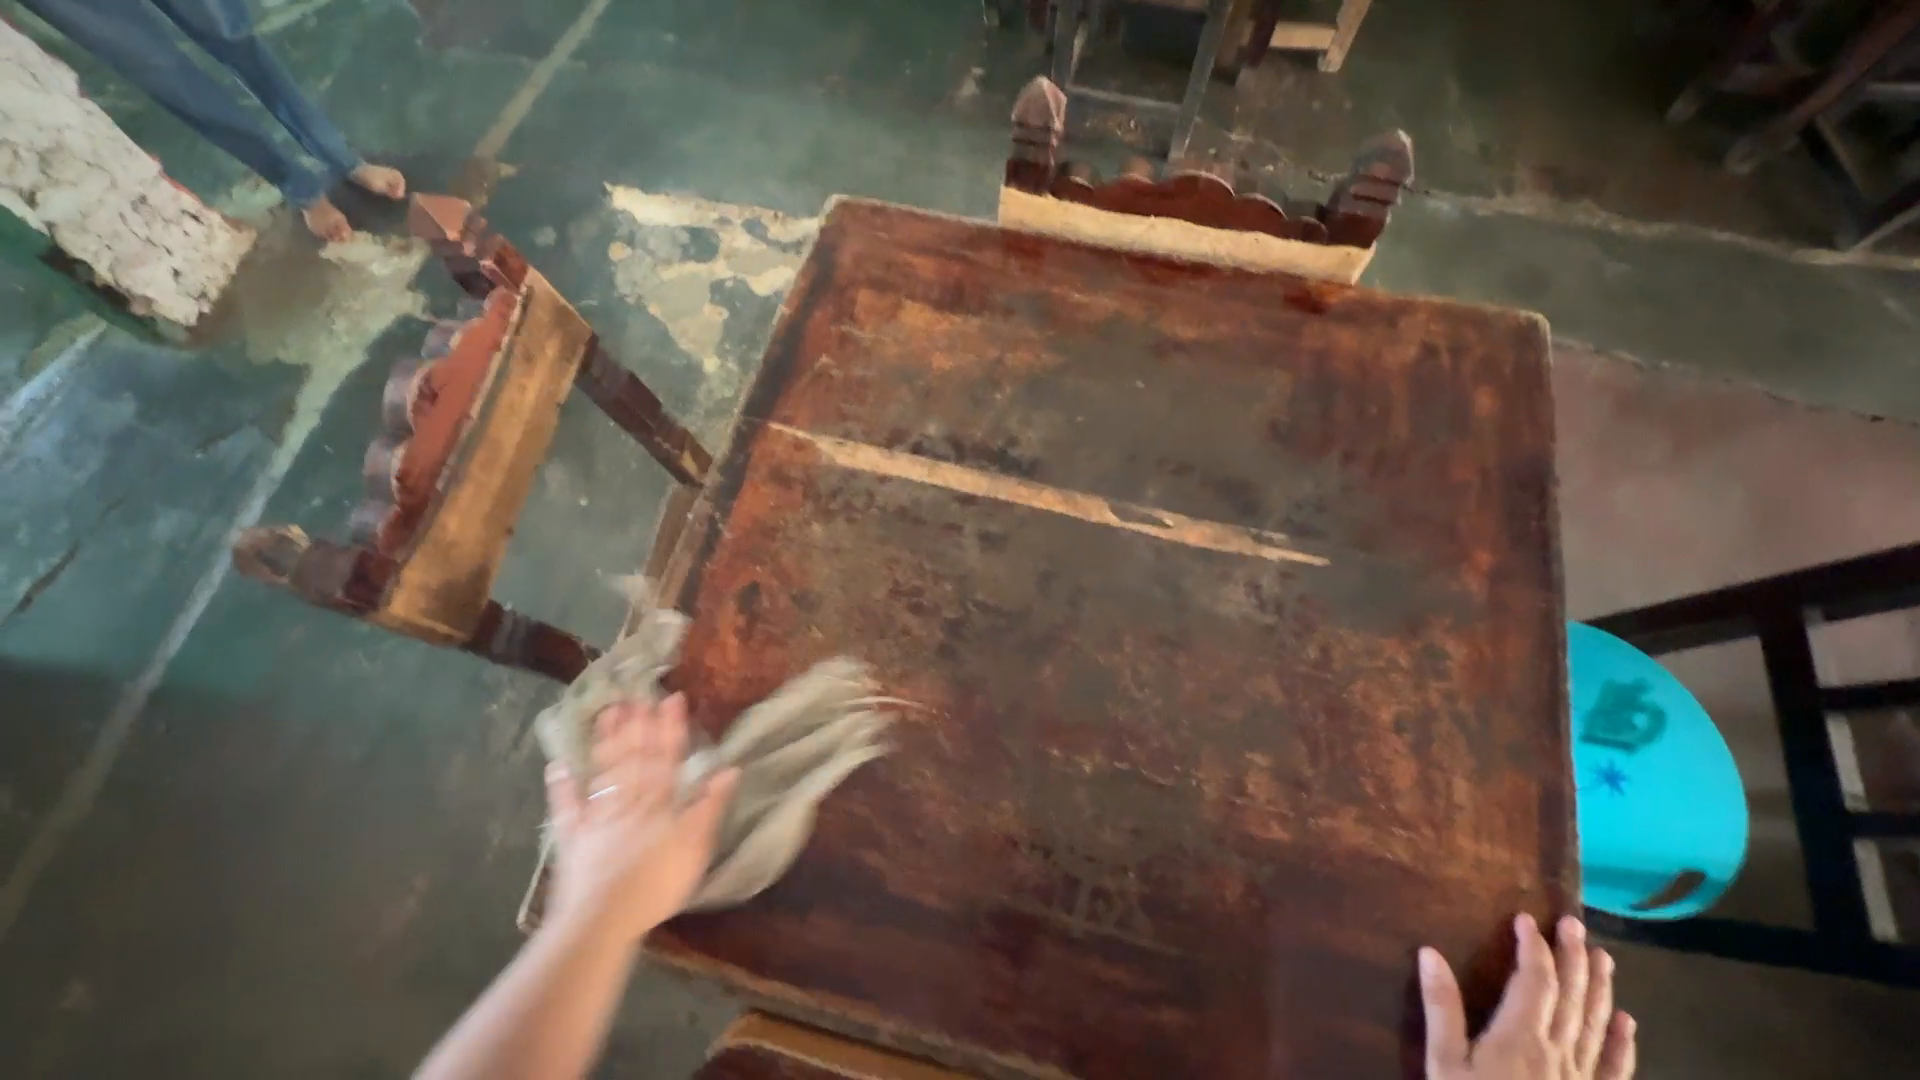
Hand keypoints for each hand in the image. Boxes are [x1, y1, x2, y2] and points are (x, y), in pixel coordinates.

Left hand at [543, 693, 739, 945]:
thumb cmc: (655, 885)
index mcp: (660, 804)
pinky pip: (567, 808)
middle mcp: (628, 802)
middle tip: (635, 694)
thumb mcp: (695, 847)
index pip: (667, 758)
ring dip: (606, 742)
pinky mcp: (573, 839)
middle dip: (637, 726)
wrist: (601, 919)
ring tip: (608, 712)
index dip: (670, 728)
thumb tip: (728, 769)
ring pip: (605, 773)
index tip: (670, 698)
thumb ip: (709, 807)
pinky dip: (562, 787)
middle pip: (634, 759)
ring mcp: (597, 818)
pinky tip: (557, 765)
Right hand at [1420, 915, 1636, 1079]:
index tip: (1526, 919)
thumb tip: (1430, 952)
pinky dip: (1622, 1043)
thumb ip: (1441, 1008)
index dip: (1533, 948)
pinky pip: (1613, 1069)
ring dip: (1600, 989)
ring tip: (1604, 958)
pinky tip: (1627, 1023)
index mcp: (1520, 1038)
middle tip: (1574, 924)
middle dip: (1573, 958)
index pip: (1534, 981)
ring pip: (1596, 1026)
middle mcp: (1557, 1053)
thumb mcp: (1443, 1063)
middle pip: (1571, 997)